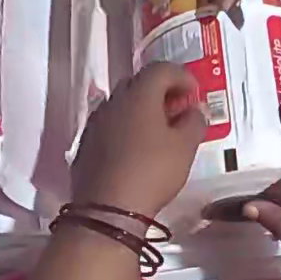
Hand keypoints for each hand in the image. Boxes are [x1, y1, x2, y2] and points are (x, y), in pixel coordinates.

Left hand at [70, 62, 207, 217]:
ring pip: (123, 105)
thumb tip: (194, 111)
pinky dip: (127, 128)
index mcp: (140, 95)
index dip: (183, 77)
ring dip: (143, 110)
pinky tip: (137, 149)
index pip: (162, 69)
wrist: (107, 210)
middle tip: (179, 110)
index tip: (194, 94)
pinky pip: (111, 125)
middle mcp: (114, 101)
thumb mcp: (185, 148)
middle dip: (162, 92)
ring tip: (160, 131)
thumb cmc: (152, 172)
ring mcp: (96, 122)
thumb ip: (194, 123)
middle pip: (140, 83)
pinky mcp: (86, 144)